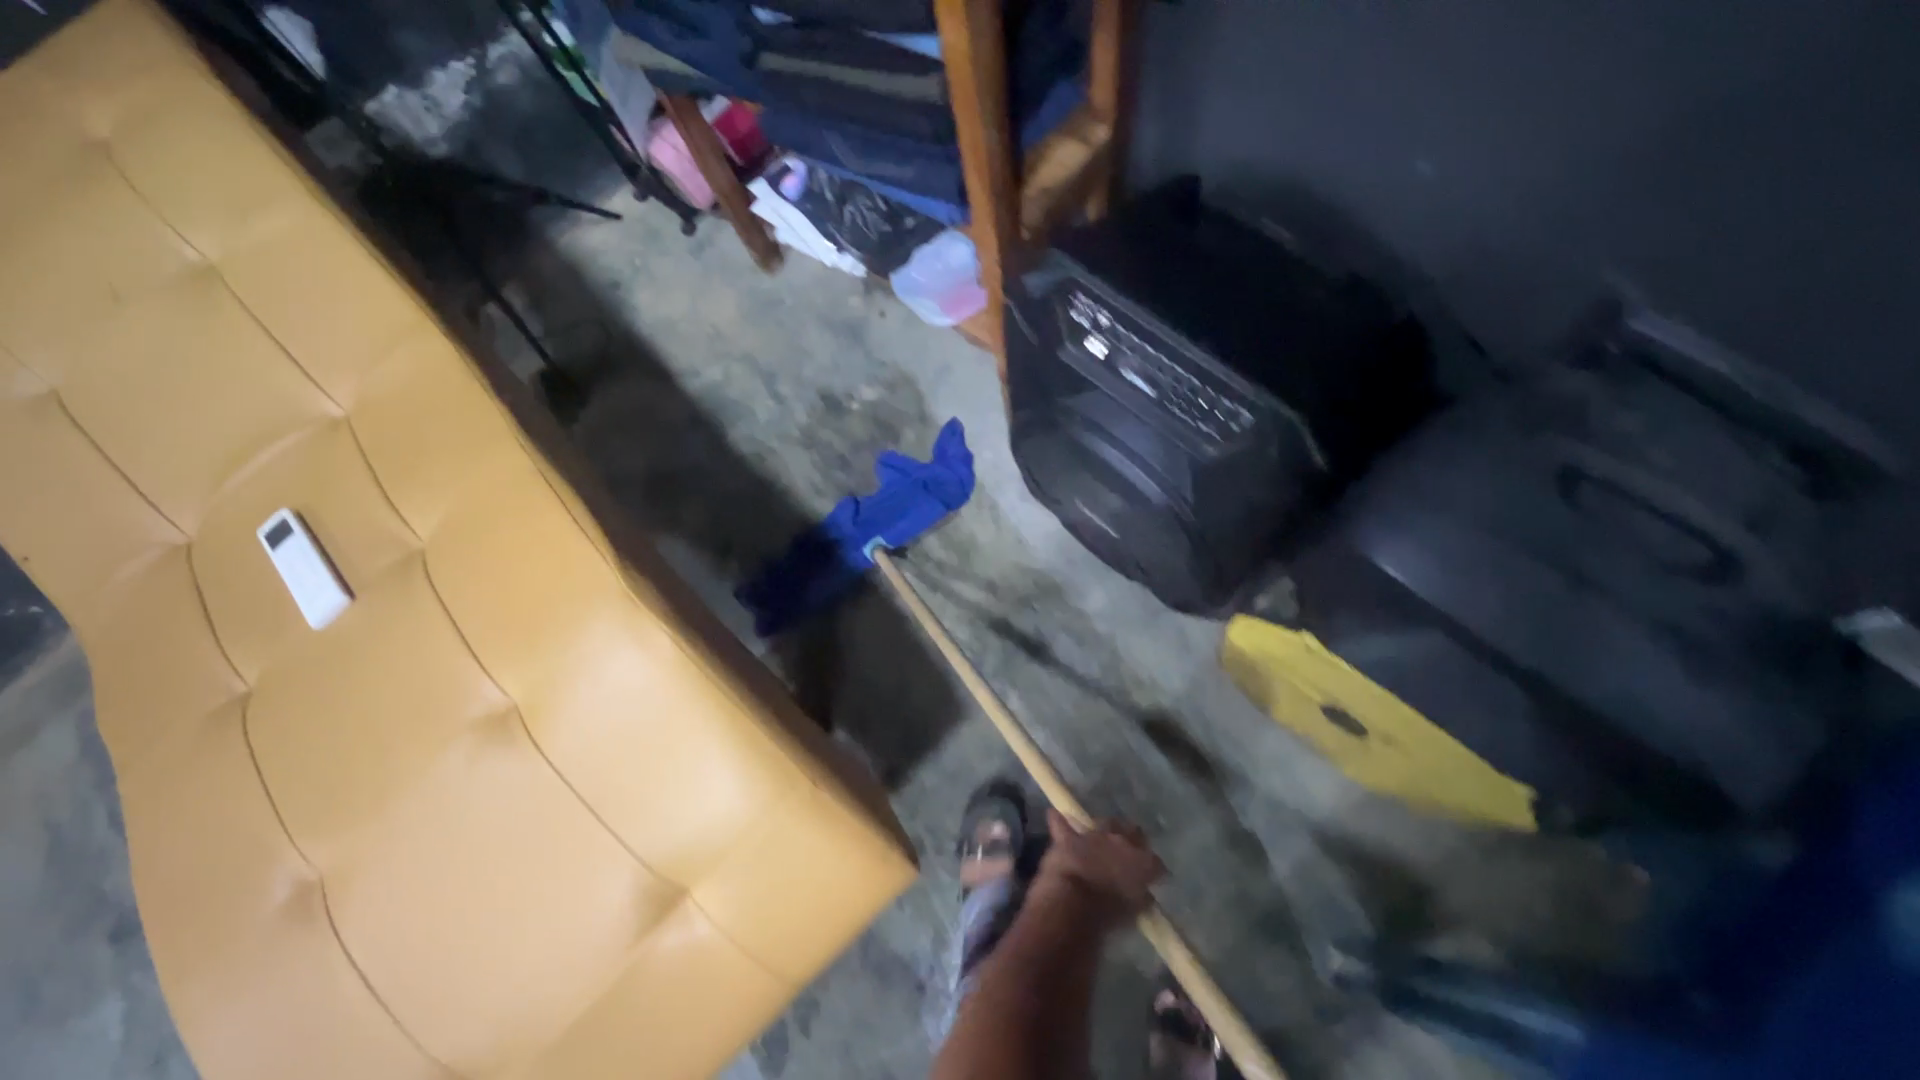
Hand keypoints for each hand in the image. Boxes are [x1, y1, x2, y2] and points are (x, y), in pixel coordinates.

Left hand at [1032, 809, 1164, 929]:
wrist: (1072, 905)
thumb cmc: (1107, 916)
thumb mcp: (1133, 913)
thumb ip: (1140, 899)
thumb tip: (1143, 895)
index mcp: (1144, 863)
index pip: (1156, 863)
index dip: (1153, 870)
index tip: (1149, 879)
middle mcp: (1122, 842)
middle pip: (1133, 832)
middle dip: (1131, 839)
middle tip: (1126, 851)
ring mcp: (1094, 836)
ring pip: (1105, 823)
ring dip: (1104, 830)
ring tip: (1100, 837)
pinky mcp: (1068, 838)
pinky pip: (1062, 824)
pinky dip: (1059, 821)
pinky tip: (1055, 815)